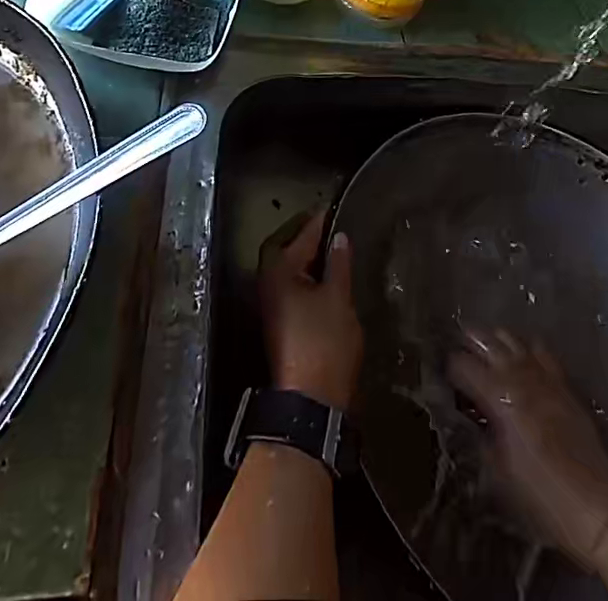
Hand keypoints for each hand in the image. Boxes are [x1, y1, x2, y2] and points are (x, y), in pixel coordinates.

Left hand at [258, 208, 360, 410]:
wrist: (311, 398)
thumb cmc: (324, 341)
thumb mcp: (338, 297)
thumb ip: (338, 264)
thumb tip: (338, 237)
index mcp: (279, 273)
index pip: (299, 236)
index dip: (316, 222)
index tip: (332, 209)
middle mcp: (268, 285)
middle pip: (282, 250)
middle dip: (303, 237)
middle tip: (328, 227)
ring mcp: (272, 306)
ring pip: (286, 271)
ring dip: (305, 258)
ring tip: (331, 249)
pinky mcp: (281, 323)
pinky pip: (291, 286)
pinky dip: (306, 276)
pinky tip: (326, 278)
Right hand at [447, 329, 607, 568]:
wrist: (595, 509)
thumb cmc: (539, 496)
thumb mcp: (496, 469)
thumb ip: (479, 434)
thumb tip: (468, 416)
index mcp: (500, 398)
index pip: (464, 366)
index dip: (449, 367)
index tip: (442, 374)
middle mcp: (521, 379)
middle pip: (489, 343)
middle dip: (469, 341)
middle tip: (455, 342)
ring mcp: (546, 379)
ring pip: (516, 341)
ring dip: (496, 339)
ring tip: (484, 344)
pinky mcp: (565, 387)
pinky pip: (543, 353)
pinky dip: (527, 348)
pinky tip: (522, 355)